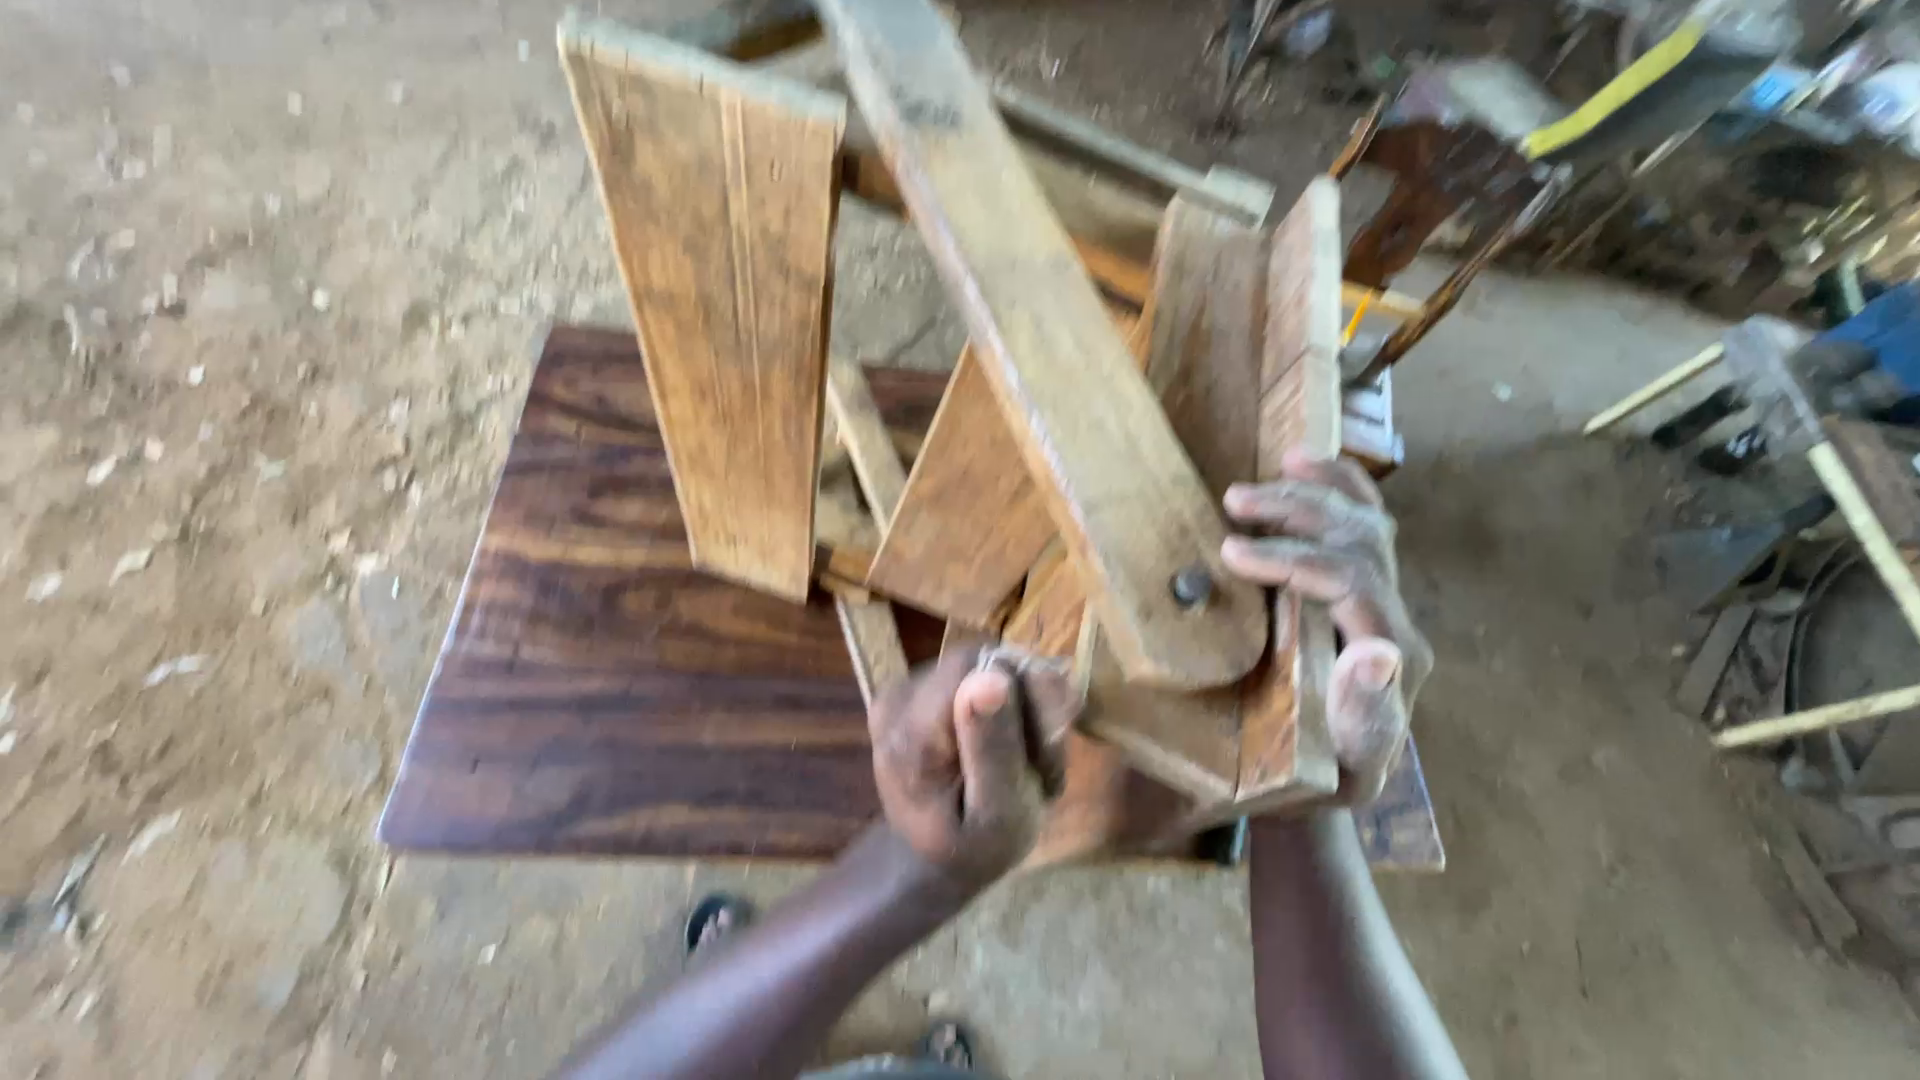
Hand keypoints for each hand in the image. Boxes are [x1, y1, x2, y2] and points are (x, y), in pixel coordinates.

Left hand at [866, 649, 1075, 889]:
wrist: (933, 857)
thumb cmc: (973, 849)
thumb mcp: (999, 817)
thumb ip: (994, 747)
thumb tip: (990, 676)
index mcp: (910, 734)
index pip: (985, 667)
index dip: (1029, 697)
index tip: (1044, 752)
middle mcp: (897, 698)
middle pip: (987, 661)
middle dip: (1029, 706)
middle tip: (1039, 765)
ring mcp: (903, 688)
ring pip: (988, 665)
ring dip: (1021, 710)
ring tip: (1022, 763)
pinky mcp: (917, 685)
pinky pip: (977, 673)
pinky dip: (1002, 707)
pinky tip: (1002, 747)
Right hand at [1220, 447, 1432, 797]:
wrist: (1329, 780)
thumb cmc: (1325, 779)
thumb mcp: (1344, 769)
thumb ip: (1366, 718)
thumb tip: (1377, 652)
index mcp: (1395, 653)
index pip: (1350, 581)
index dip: (1292, 558)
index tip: (1232, 550)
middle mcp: (1397, 618)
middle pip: (1360, 539)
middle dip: (1298, 512)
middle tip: (1235, 500)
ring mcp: (1385, 600)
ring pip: (1365, 523)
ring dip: (1313, 492)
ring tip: (1263, 476)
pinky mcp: (1365, 593)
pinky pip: (1363, 526)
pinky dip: (1339, 489)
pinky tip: (1304, 465)